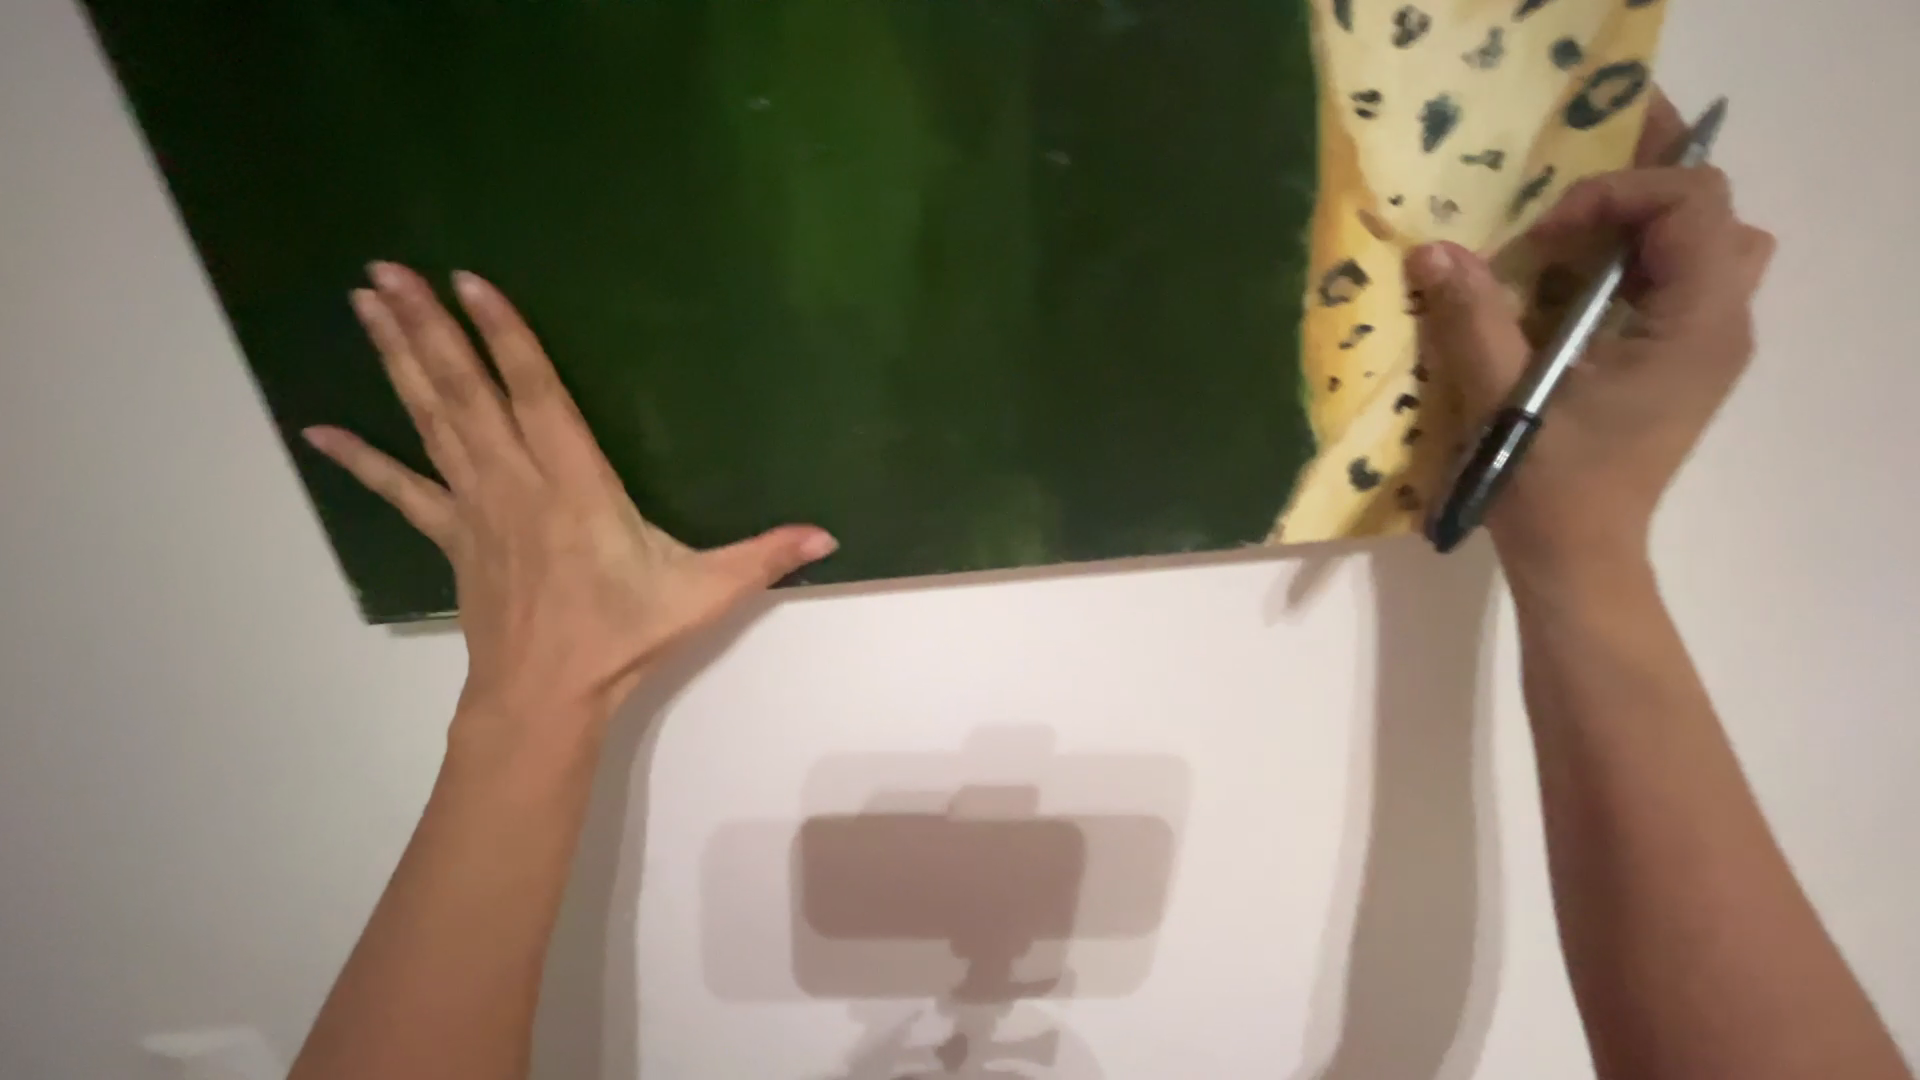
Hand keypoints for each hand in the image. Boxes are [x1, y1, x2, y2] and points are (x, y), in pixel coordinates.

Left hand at [304, 264, 836, 753]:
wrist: (547, 697)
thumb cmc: (626, 637)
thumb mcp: (707, 593)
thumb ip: (766, 557)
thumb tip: (831, 538)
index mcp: (576, 485)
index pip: (537, 394)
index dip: (505, 335)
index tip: (469, 282)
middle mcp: (516, 482)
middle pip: (467, 393)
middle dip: (429, 329)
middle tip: (386, 269)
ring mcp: (476, 509)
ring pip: (432, 423)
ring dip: (399, 362)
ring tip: (366, 305)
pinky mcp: (452, 538)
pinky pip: (403, 490)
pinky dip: (363, 459)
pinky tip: (320, 430)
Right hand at [1406, 91, 1774, 588]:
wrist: (1578, 556)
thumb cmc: (1547, 484)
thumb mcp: (1503, 397)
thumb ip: (1472, 319)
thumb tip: (1432, 252)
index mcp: (1695, 325)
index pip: (1692, 203)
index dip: (1614, 193)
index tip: (1537, 237)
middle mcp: (1721, 325)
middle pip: (1713, 216)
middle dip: (1640, 195)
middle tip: (1562, 211)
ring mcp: (1705, 348)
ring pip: (1703, 250)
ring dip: (1639, 234)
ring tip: (1568, 249)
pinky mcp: (1678, 368)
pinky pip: (1675, 289)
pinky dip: (1629, 272)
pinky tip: (1567, 299)